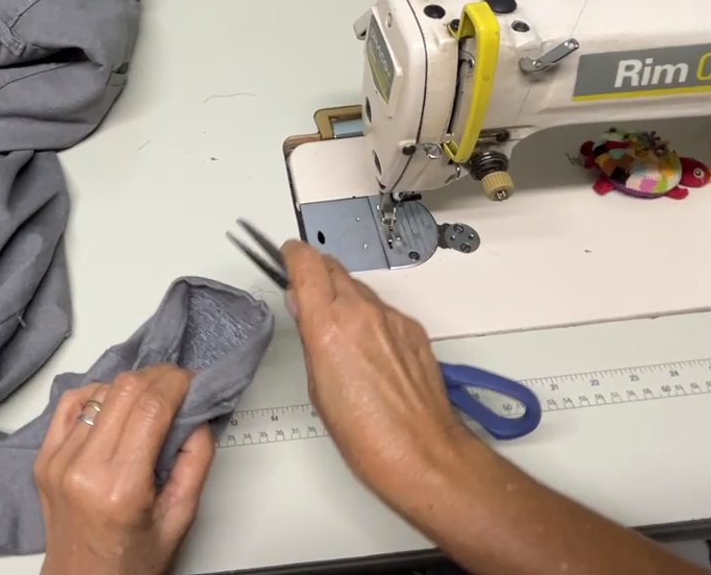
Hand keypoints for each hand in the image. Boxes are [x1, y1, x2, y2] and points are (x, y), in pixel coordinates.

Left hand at [34, 363, 215, 574]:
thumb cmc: (130, 563)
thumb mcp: (180, 518)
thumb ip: (197, 459)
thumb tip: (198, 410)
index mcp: (119, 489)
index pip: (151, 407)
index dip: (177, 383)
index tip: (193, 381)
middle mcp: (82, 468)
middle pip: (125, 389)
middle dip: (159, 377)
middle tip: (178, 385)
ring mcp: (57, 460)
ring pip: (101, 390)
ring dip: (132, 386)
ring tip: (150, 402)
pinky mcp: (43, 456)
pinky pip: (72, 402)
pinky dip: (98, 394)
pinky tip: (115, 405)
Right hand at [283, 240, 479, 504]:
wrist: (423, 455)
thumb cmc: (367, 436)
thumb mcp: (317, 387)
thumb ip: (310, 337)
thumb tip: (303, 309)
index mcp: (328, 325)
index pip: (305, 262)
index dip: (293, 255)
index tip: (287, 256)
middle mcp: (361, 311)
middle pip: (331, 265)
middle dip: (315, 272)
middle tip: (307, 290)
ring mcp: (391, 317)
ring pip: (358, 286)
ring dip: (344, 296)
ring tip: (341, 331)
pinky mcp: (414, 328)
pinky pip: (384, 309)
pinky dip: (372, 317)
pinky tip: (372, 350)